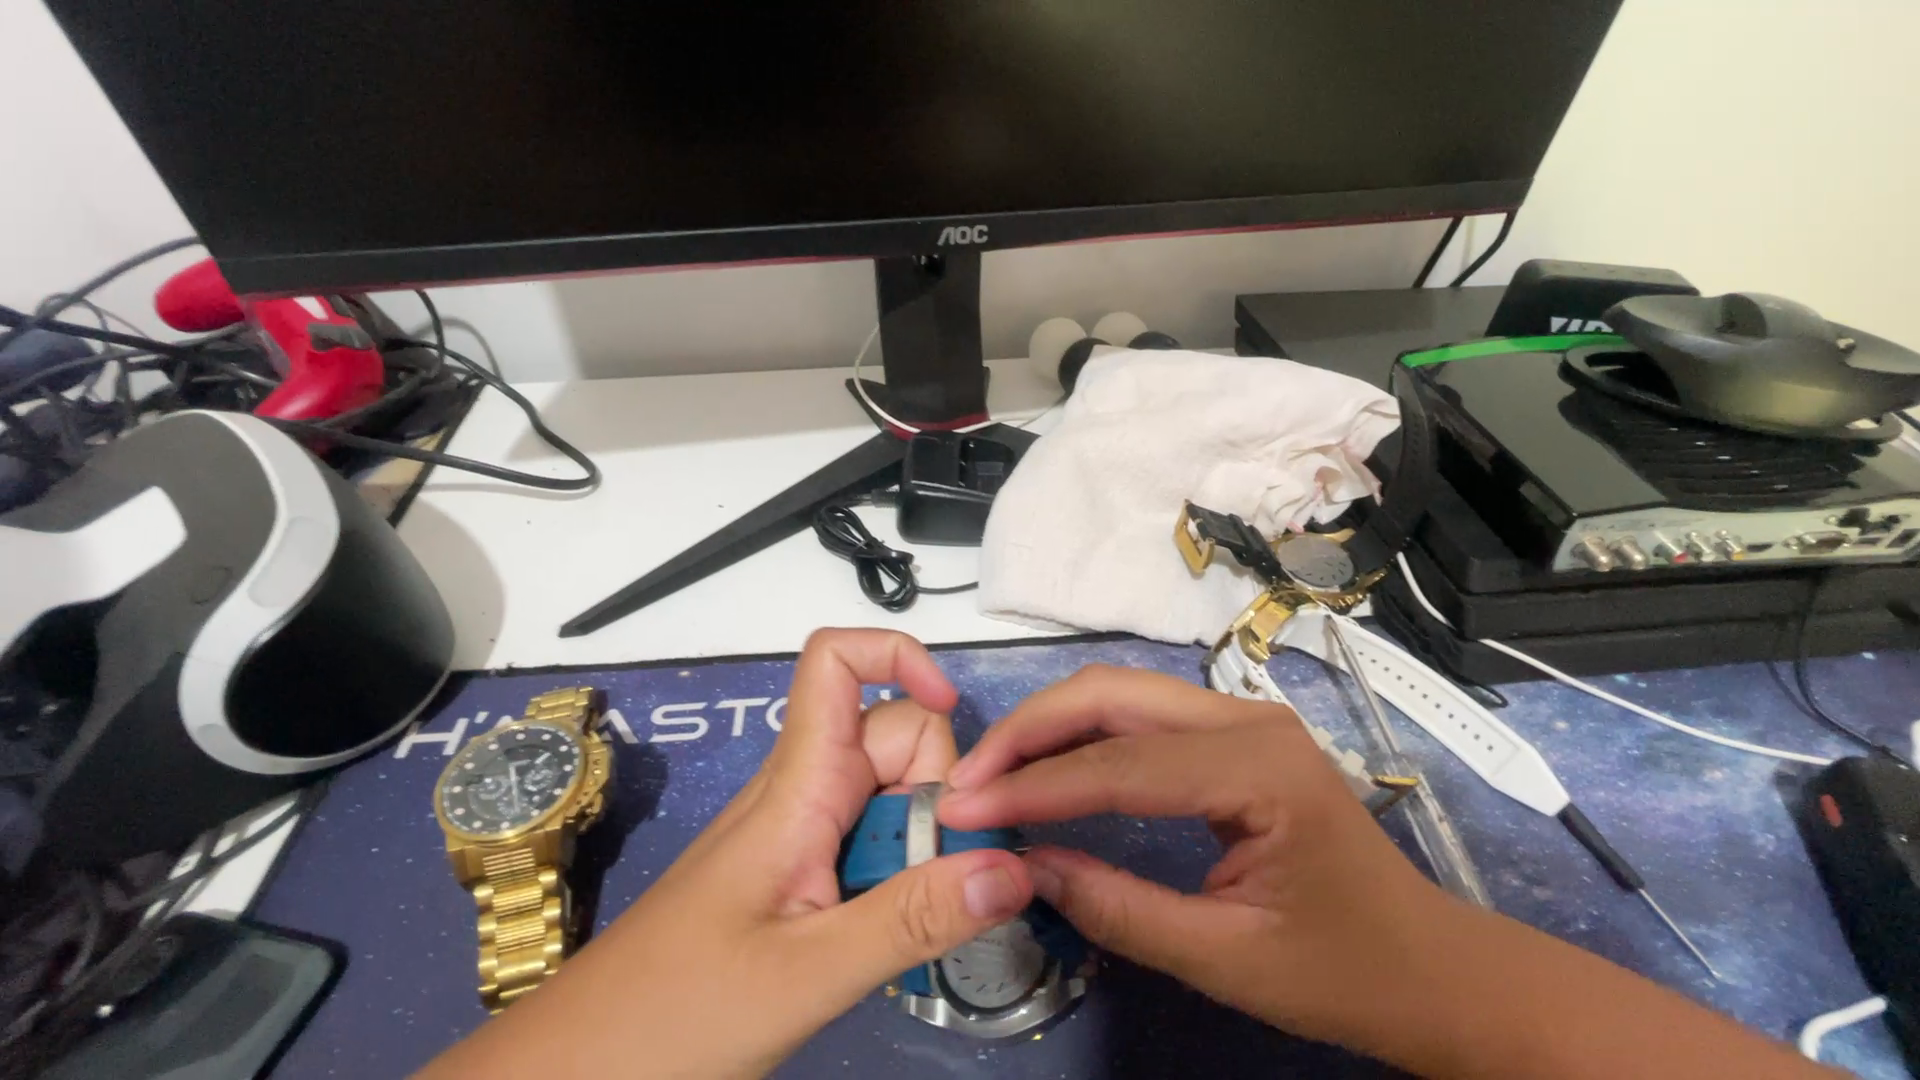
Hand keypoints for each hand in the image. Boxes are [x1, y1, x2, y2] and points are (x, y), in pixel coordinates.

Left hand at [419, 629, 1033, 1079]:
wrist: (582, 1068)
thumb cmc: (674, 1014)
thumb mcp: (806, 975)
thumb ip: (912, 919)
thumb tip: (1011, 868)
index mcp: (796, 785)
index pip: (836, 663)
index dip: (898, 656)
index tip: (952, 714)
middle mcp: (803, 791)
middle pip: (896, 736)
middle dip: (940, 792)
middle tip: (941, 881)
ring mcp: (802, 832)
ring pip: (893, 794)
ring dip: (927, 844)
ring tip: (912, 923)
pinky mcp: (802, 873)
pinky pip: (874, 843)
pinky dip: (905, 874)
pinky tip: (894, 933)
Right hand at [940, 666, 1831, 1079]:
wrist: (1433, 966)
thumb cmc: (1344, 970)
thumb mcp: (1225, 959)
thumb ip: (1118, 909)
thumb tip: (1023, 866)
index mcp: (1257, 768)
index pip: (1118, 763)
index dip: (1032, 786)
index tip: (963, 808)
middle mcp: (1246, 719)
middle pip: (1110, 695)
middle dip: (1029, 732)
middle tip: (968, 780)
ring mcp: (1240, 718)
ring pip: (1119, 695)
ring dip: (1049, 728)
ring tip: (993, 775)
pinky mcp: (1231, 734)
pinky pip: (1138, 719)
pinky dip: (1082, 739)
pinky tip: (1047, 770)